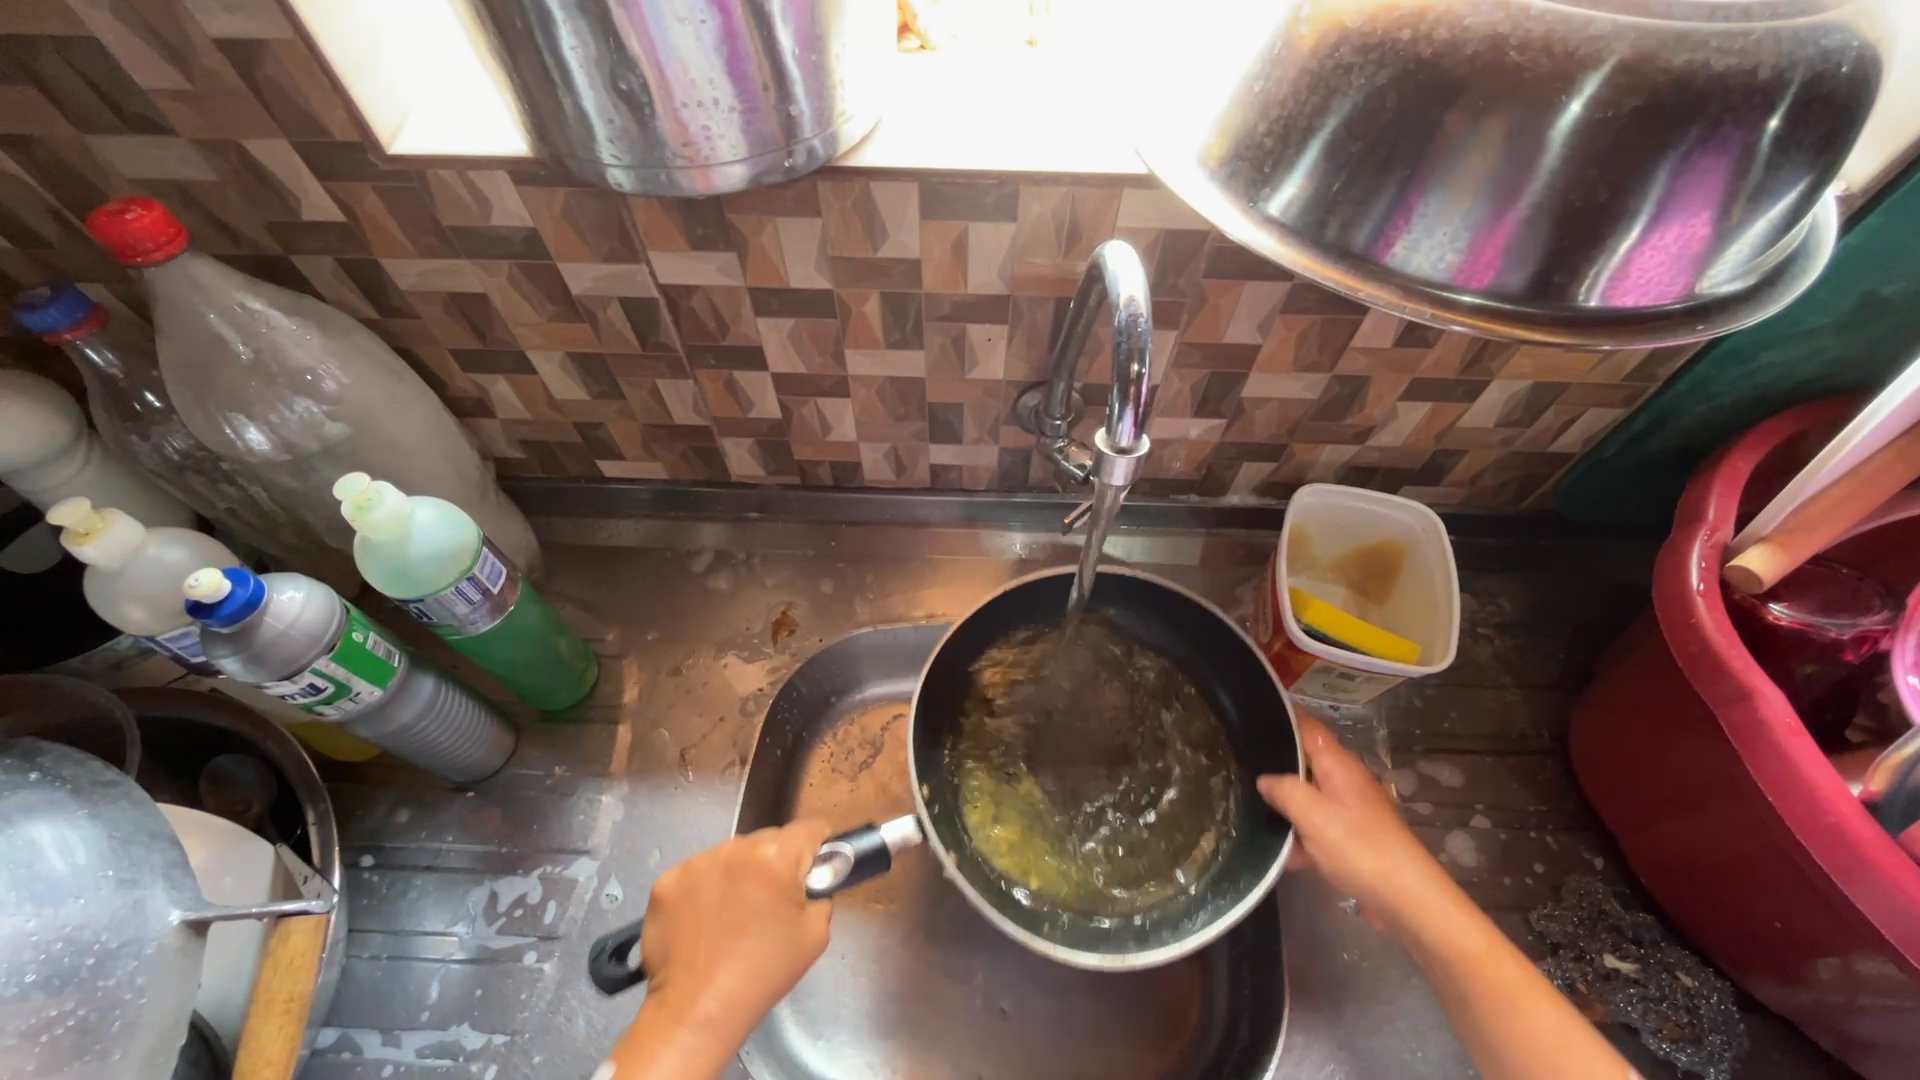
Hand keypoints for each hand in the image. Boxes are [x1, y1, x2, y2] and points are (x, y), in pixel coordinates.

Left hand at [639, 820, 833, 1046]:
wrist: (697, 1009)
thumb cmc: (763, 972)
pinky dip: (703, 890)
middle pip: (766, 840)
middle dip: (774, 862)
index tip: (813, 865)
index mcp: (776, 857)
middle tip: (770, 901)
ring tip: (731, 915)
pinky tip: (702, 921)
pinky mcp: (666, 881)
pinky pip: (696, 874)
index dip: (817, 845)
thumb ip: (819, 897)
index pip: (808, 828)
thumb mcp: (815, 936)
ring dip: (737, 874)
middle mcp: (735, 848)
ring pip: (729, 855)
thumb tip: (808, 885)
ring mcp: (696, 862)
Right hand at [1257, 714, 1459, 939]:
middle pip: (1305, 764)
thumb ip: (1284, 790)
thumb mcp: (1312, 814)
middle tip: (1241, 769)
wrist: (1407, 899)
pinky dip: (1303, 839)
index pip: (1309, 727)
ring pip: (1309, 800)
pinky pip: (1319, 829)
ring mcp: (1352, 811)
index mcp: (1339, 766)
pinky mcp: (1354, 839)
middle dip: (1277, 769)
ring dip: (1288, 812)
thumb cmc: (1359, 848)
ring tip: (1257, 820)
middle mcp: (1346, 782)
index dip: (1285, 715)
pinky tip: (1288, 858)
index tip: (1255, 710)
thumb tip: (1265, 780)